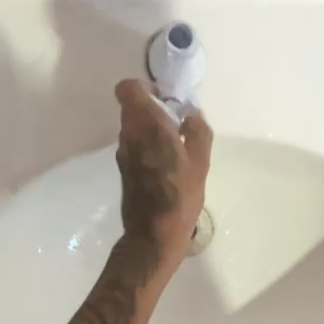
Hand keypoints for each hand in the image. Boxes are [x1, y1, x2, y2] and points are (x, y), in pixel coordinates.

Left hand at [114, 79, 211, 264]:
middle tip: (177, 126)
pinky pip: (135, 149)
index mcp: (146, 125)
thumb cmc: (179, 196)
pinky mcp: (124, 172)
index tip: (165, 100)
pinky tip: (166, 168)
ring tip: (175, 150)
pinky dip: (147, 150)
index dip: (145, 88)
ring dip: (151, 132)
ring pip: (134, 130)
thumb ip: (198, 131)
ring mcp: (123, 155)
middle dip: (153, 111)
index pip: (129, 88)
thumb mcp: (200, 162)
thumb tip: (191, 115)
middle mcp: (129, 136)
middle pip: (133, 109)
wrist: (154, 235)